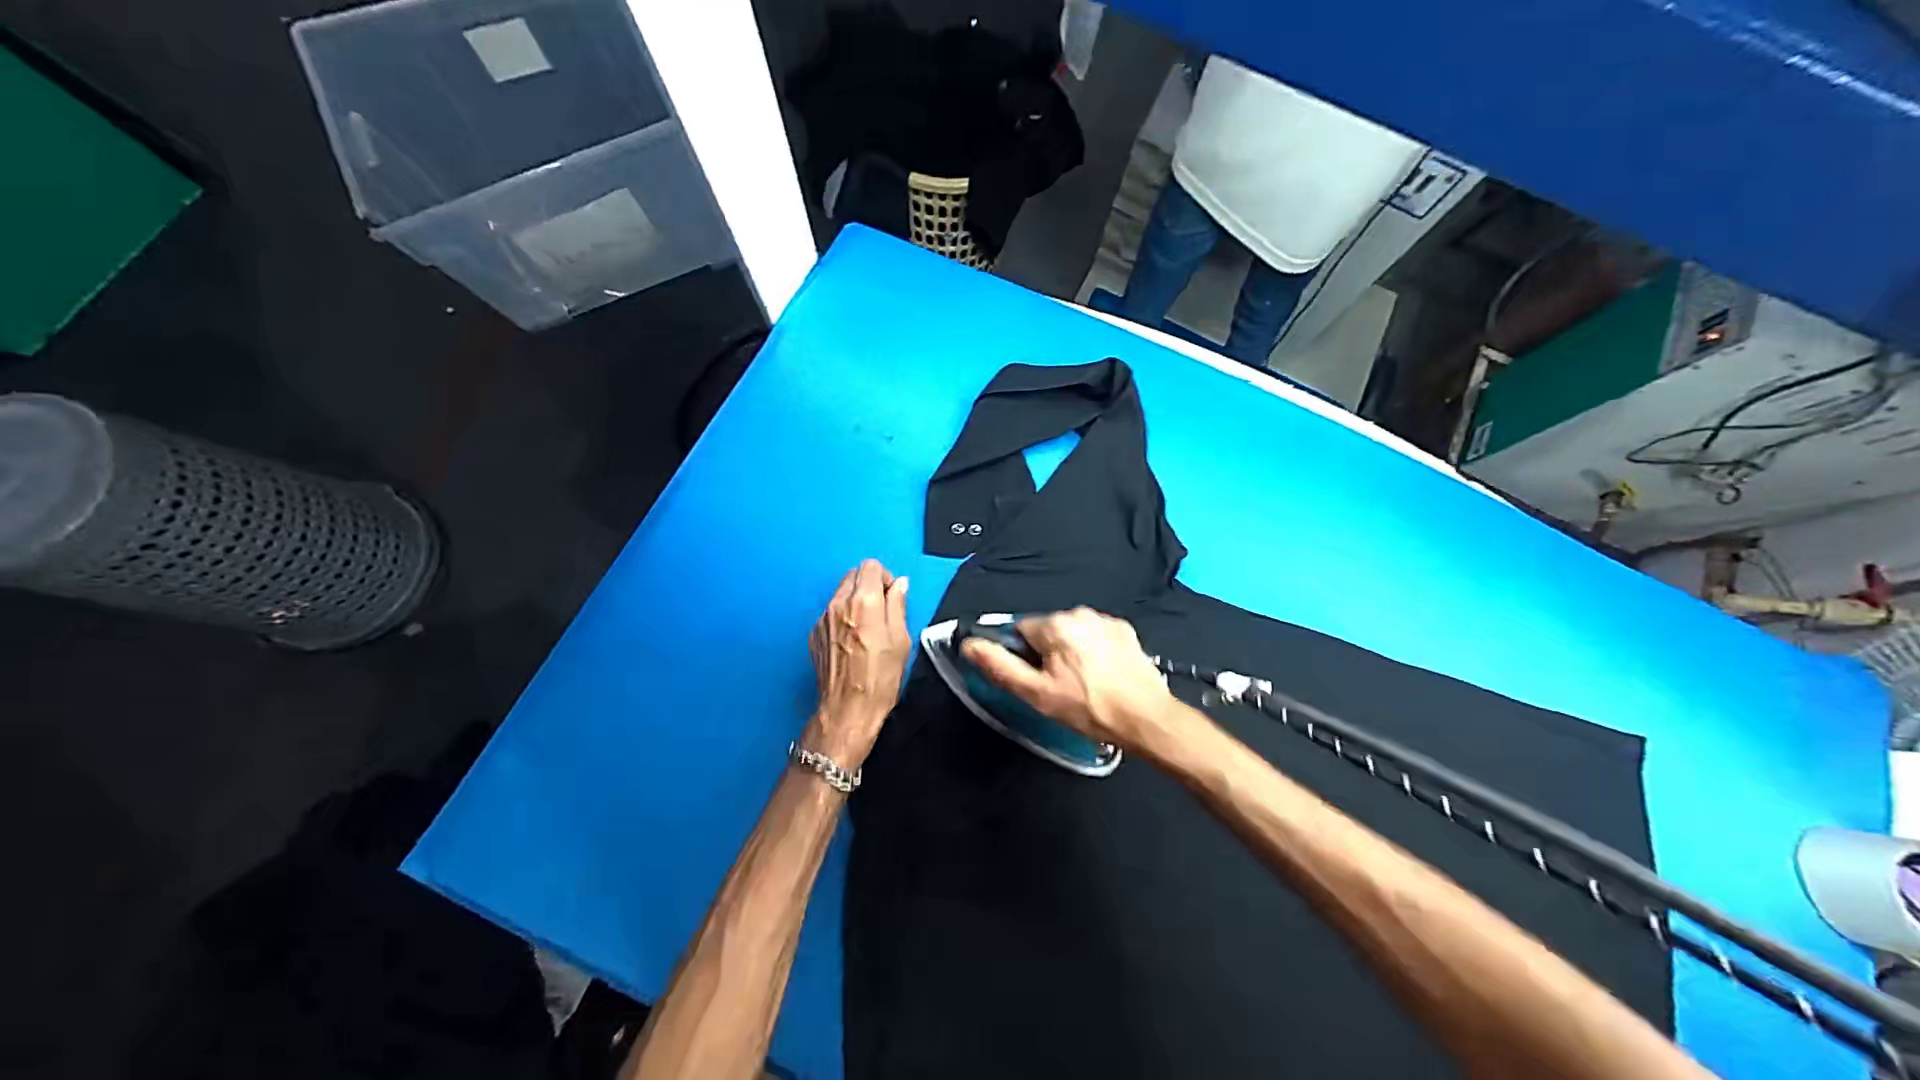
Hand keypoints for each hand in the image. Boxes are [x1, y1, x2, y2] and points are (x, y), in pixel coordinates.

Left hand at [805, 559, 910, 768]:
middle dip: (870, 586)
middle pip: (854, 575)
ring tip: (868, 628)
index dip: (886, 578)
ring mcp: (823, 619)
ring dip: (856, 601)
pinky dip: (843, 617)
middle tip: (883, 610)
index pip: (871, 566)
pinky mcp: (815, 633)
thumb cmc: (879, 679)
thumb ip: (898, 605)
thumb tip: (899, 585)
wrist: (847, 709)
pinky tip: (853, 641)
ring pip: (841, 593)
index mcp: (863, 601)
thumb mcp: (901, 639)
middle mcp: (839, 604)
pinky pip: (831, 613)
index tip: (893, 597)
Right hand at [960, 607, 1188, 758]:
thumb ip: (999, 665)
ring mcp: (1106, 621)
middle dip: (1046, 655)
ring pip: (1071, 634)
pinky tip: (1101, 678)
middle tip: (1058, 687)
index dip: (1022, 656)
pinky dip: (1093, 653)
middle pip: (1046, 631)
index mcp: (1056, 624)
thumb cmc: (1090, 709)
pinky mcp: (1125, 632)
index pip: (1019, 630)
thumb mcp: (1036, 694)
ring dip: (1070, 654)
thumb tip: (971, 645)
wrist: (1147, 720)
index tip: (1035, 679)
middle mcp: (1082, 614)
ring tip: (1084, 686)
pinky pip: (1095, 637)